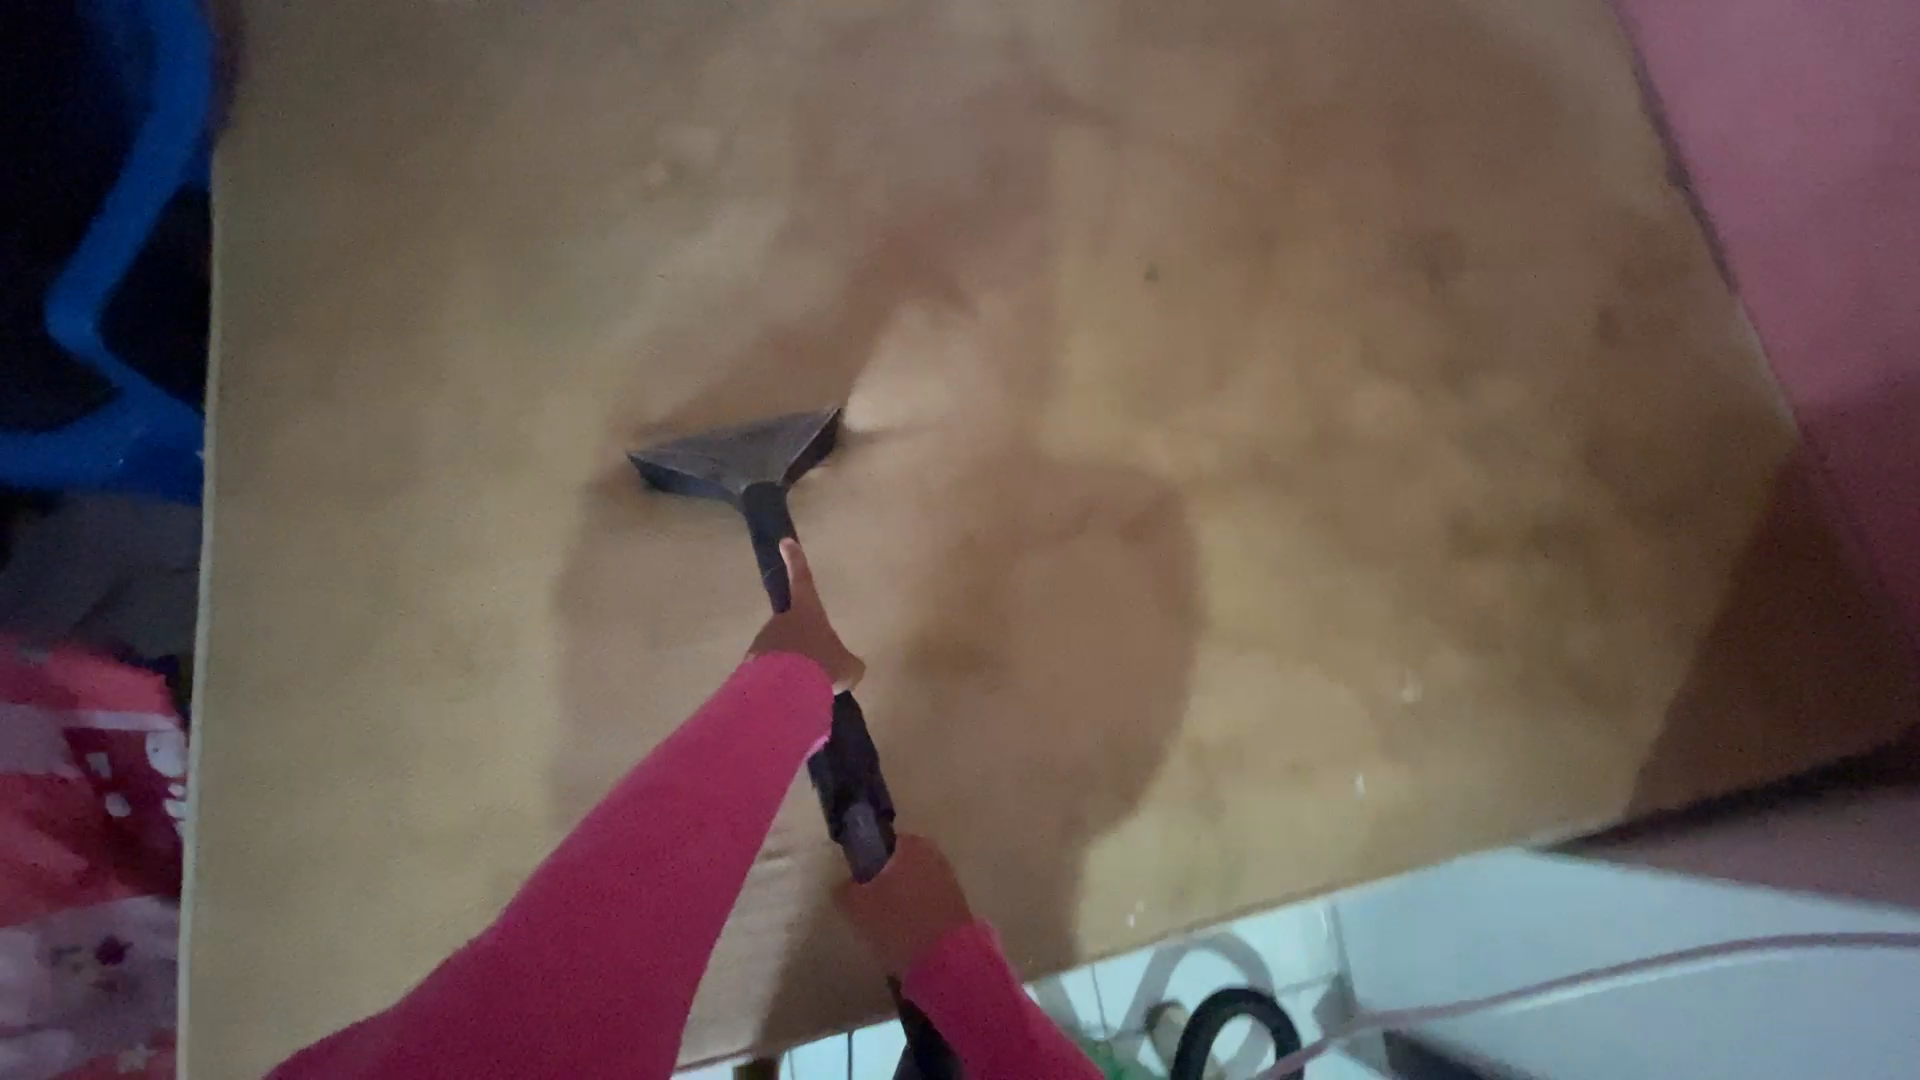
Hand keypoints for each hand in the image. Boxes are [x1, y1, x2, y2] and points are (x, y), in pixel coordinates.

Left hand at [746, 539, 864, 692]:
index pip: (803, 580)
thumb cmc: (824, 667)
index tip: (785, 541)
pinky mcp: (750, 666)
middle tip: (815, 670)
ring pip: (779, 654)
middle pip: (792, 629)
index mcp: (807, 612)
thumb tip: (848, 667)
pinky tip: (789, 699)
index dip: (796, 561)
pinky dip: (777, 684)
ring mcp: (762, 643)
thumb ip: (848, 662)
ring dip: (790, 668)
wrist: (788, 690)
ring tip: (803, 690)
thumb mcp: (849, 666)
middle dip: (802, 648)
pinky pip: (767, 673)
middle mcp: (781, 622)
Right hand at [834, 834, 975, 975]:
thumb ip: (845, 890)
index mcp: (911, 845)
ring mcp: (949, 879)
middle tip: (869, 911)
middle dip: (885, 884)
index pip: (883, 844)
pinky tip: (908, 937)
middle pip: (900, 866)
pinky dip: (917, 916)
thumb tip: (844, 885)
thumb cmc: (897, 923)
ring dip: (902, 902)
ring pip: (915, 886)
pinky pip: (928, 904)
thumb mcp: (857, 907)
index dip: (868, 864)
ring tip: (887, 929)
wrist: (945, 960)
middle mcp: (933, 854)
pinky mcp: (958, 905)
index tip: (859, 887)